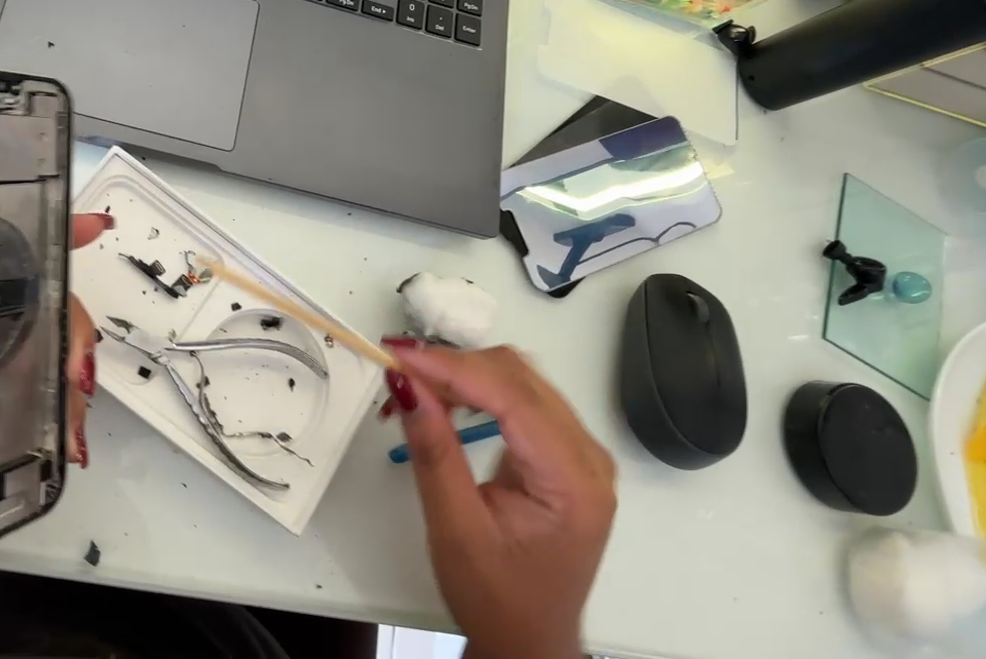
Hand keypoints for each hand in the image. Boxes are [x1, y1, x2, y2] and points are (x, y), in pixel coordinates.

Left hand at [0, 213, 113, 605]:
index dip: (27, 242)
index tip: (76, 226)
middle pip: (30, 304)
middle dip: (69, 321)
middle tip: (76, 366)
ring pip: (48, 346)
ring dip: (74, 367)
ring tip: (72, 415)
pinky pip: (47, 395)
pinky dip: (69, 405)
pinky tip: (69, 431)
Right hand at [383, 341, 615, 658]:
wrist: (528, 641)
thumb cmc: (495, 598)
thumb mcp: (455, 529)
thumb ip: (434, 450)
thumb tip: (407, 383)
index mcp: (573, 481)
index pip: (511, 396)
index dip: (451, 367)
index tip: (398, 355)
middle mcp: (588, 455)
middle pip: (517, 377)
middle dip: (452, 365)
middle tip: (397, 372)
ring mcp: (580, 450)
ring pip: (517, 378)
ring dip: (461, 372)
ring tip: (412, 385)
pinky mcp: (562, 449)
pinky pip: (518, 396)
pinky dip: (474, 387)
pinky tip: (441, 396)